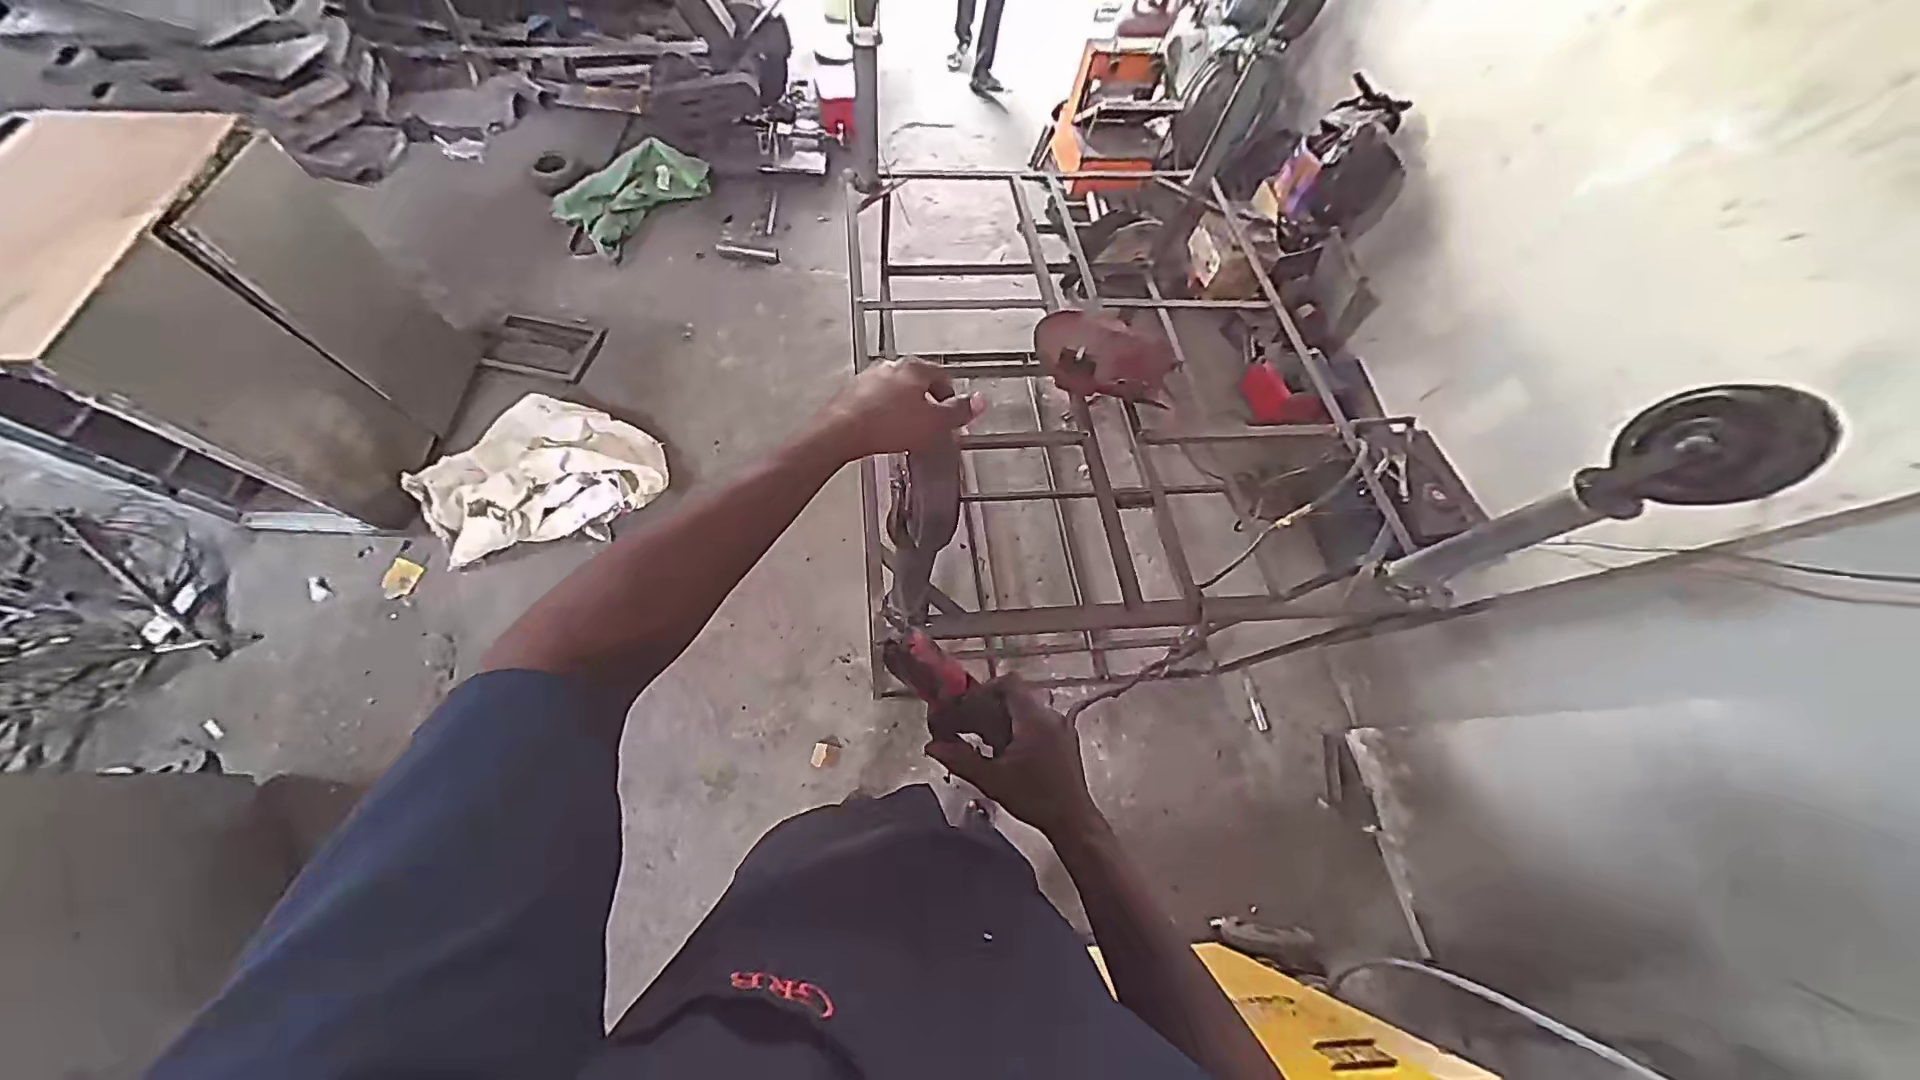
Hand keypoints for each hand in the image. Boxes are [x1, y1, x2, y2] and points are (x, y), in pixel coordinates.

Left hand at [811, 358, 982, 461]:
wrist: (842, 431)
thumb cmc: (888, 424)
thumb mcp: (935, 424)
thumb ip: (959, 412)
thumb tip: (980, 402)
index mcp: (915, 369)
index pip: (942, 377)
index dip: (950, 397)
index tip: (951, 413)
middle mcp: (891, 367)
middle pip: (917, 382)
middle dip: (926, 402)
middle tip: (931, 423)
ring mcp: (868, 379)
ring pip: (894, 391)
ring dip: (903, 407)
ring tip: (907, 430)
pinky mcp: (850, 395)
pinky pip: (874, 402)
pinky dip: (883, 413)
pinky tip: (883, 431)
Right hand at [926, 675, 1105, 839]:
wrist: (1073, 821)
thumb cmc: (1034, 798)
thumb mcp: (993, 780)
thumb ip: (961, 760)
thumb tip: (932, 746)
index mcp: (1034, 719)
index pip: (1010, 684)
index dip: (986, 688)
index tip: (968, 703)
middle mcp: (1050, 716)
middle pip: (1017, 695)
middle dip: (991, 705)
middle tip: (970, 722)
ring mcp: (1061, 727)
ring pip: (1027, 708)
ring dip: (1005, 717)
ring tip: (986, 738)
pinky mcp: (1065, 740)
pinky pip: (1038, 721)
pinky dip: (1019, 727)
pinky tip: (1007, 750)